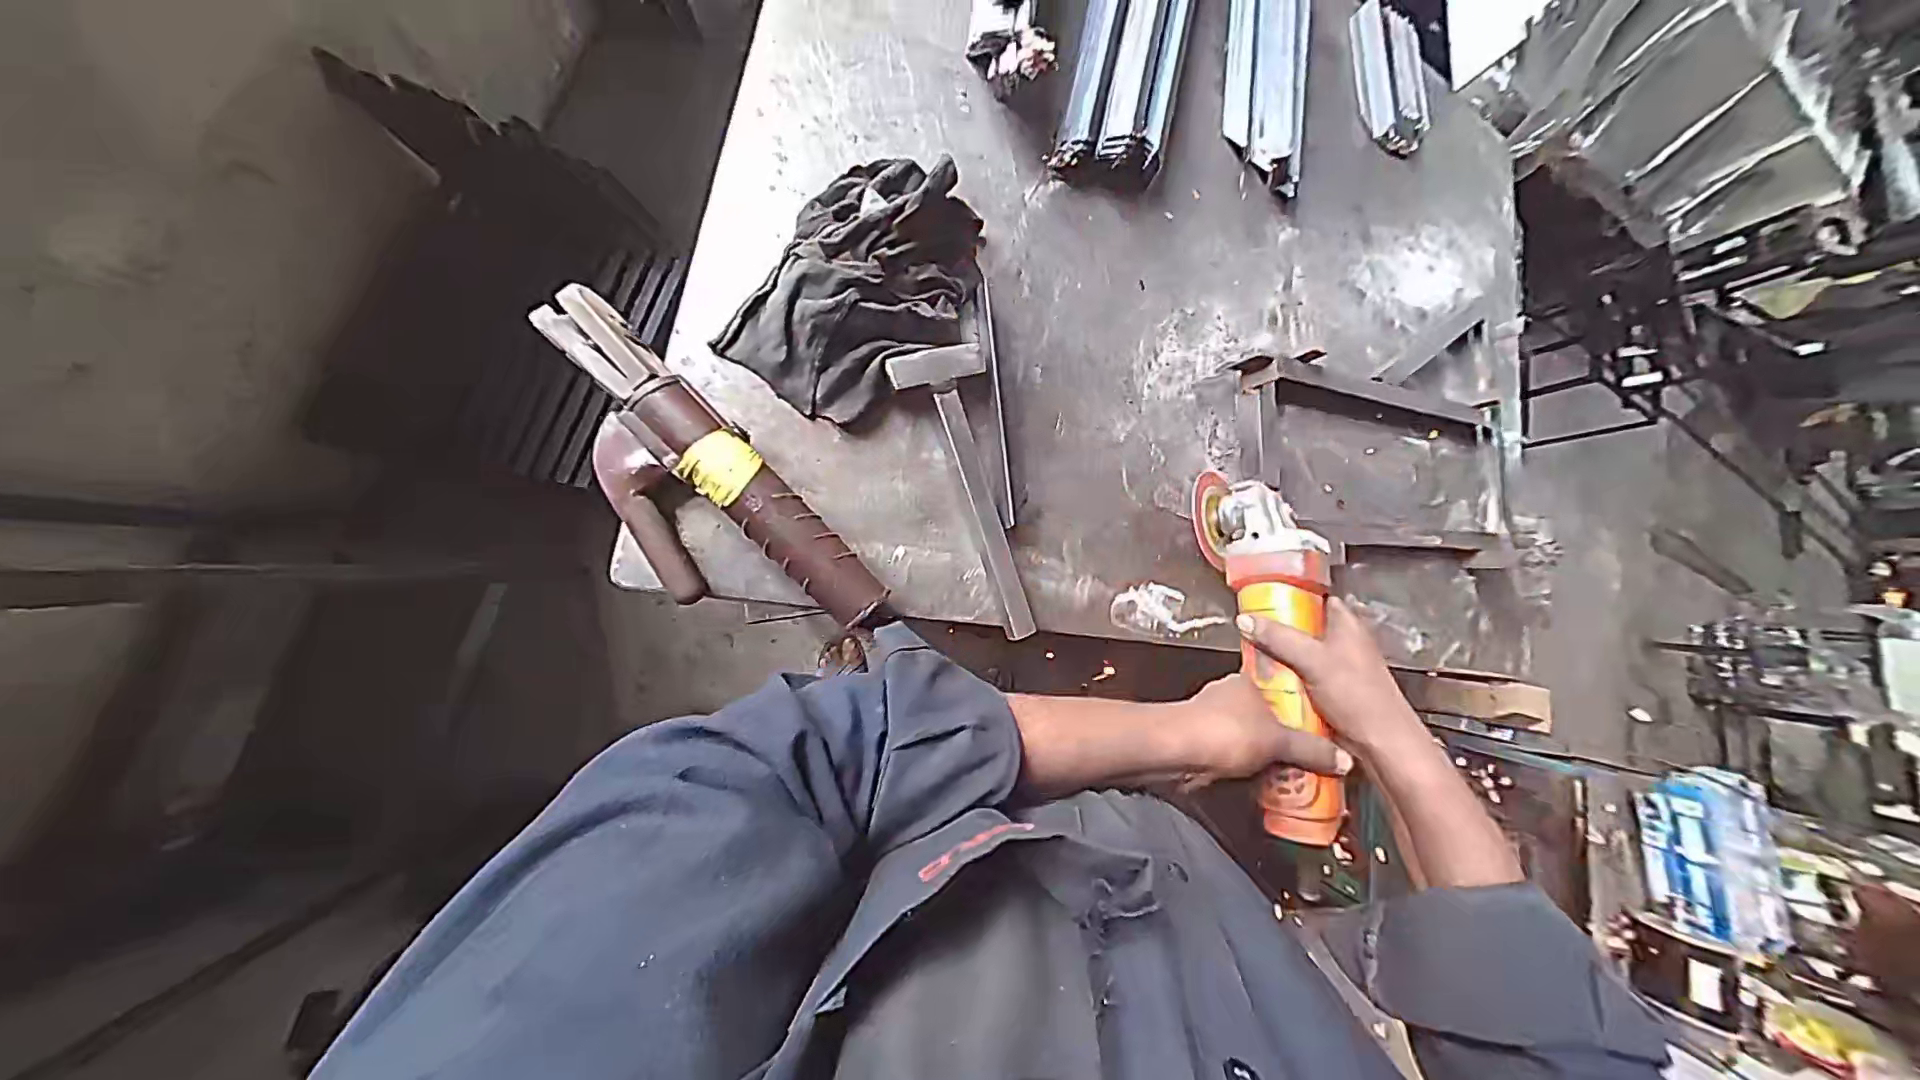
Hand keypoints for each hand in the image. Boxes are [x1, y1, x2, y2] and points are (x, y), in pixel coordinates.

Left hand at [1170, 673, 1352, 787]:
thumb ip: (1310, 749)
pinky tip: (1271, 787)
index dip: (1305, 709)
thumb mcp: (1277, 740)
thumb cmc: (1220, 731)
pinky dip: (1254, 774)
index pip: (1283, 690)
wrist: (1174, 753)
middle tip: (1319, 761)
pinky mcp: (1208, 749)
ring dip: (1272, 760)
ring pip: (1255, 742)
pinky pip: (1241, 762)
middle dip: (1290, 741)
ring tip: (1302, 778)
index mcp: (1247, 683)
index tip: (1328, 728)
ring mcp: (1218, 724)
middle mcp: (1231, 700)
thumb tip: (1341, 758)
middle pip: (1271, 720)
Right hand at [1234, 598, 1425, 758]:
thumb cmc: (1361, 699)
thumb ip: (1278, 638)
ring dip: (1275, 657)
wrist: (1378, 748)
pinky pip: (1294, 678)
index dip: (1291, 595)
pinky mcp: (1323, 692)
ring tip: (1251, 654)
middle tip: (1250, 628)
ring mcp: (1332, 669)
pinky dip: (1280, 679)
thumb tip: (1245, 620)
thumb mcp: (1313, 660)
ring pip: (1294, 654)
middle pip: (1300, 627)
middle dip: (1275, 629)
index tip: (1262, 595)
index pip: (1316, 598)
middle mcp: (1340, 644)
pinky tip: (1264, 681)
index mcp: (1346, 626)